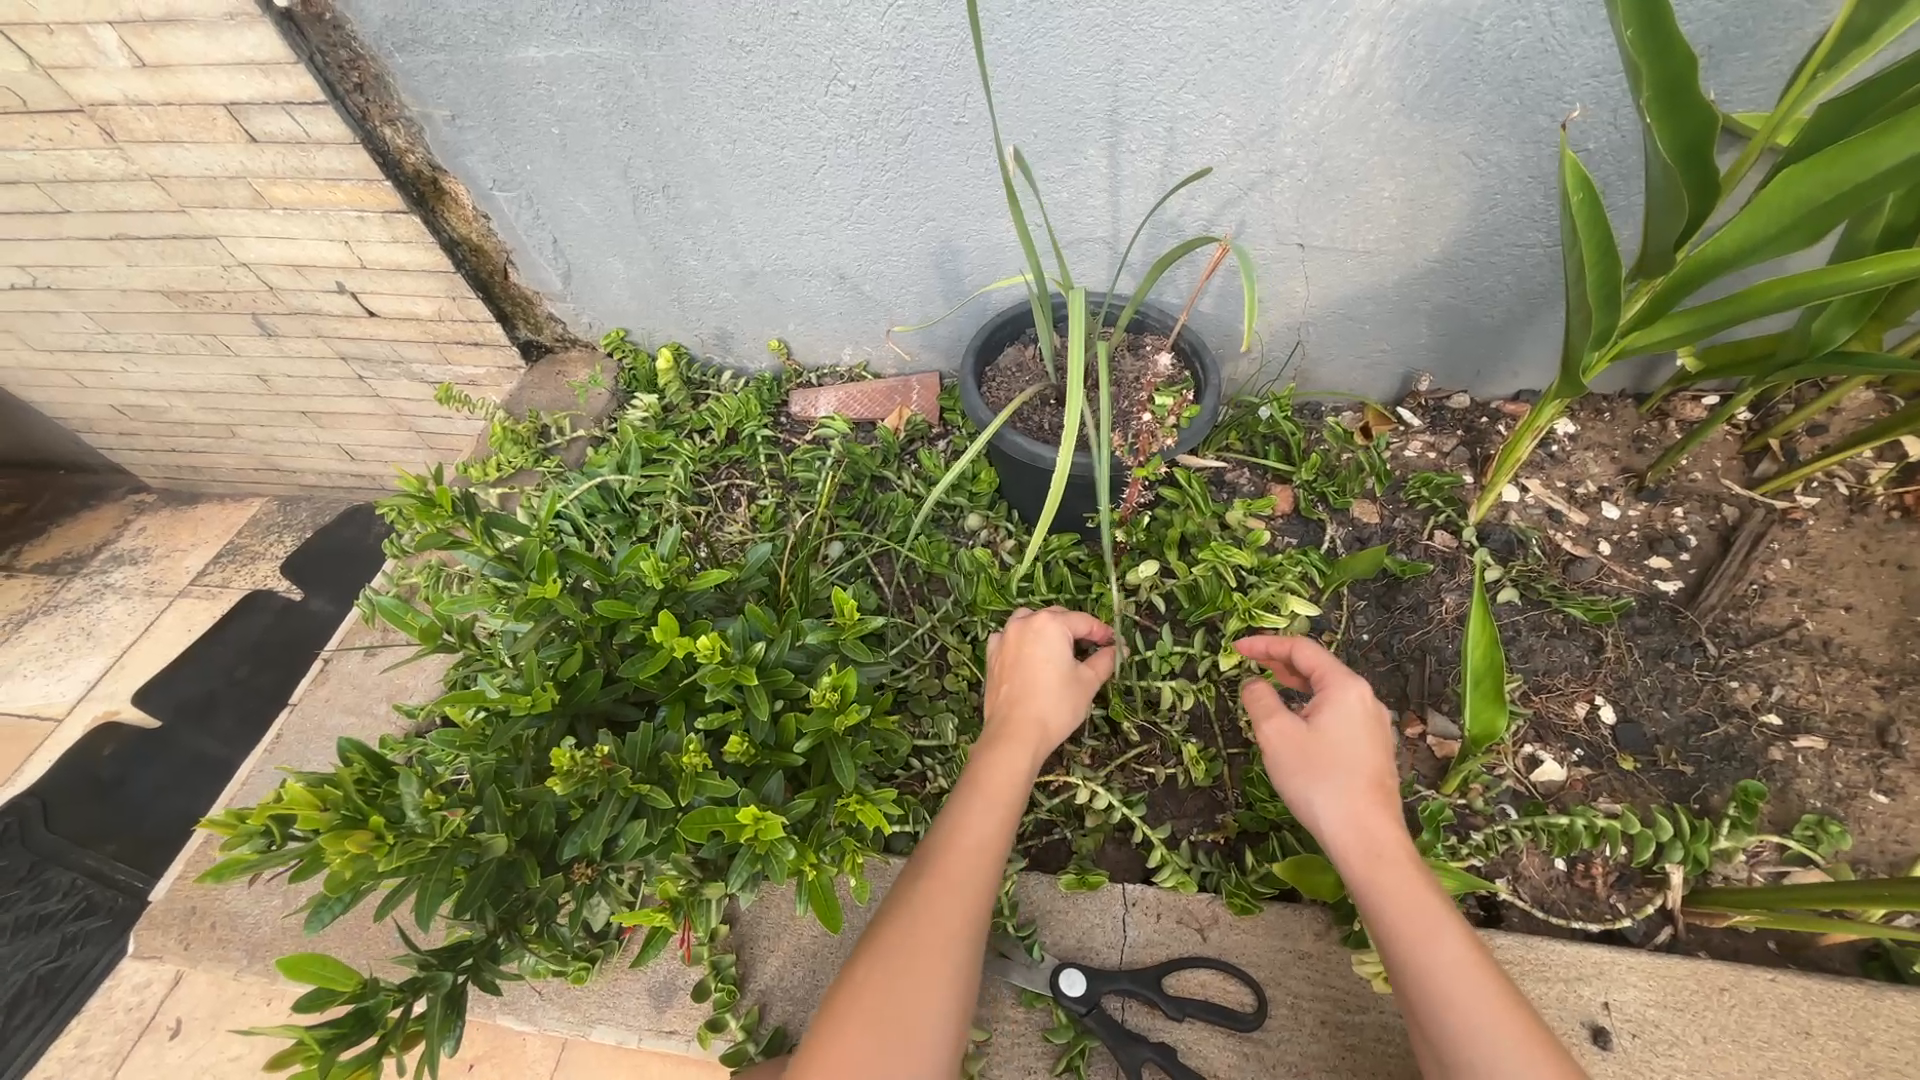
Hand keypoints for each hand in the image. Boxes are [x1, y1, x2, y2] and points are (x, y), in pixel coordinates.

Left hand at [980, 607, 1118, 773]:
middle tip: (1092, 647)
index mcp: (1050, 624)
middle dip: (1075, 629)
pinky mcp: (992, 654)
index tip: (1114, 643)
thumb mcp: (1087, 682)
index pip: (1083, 621)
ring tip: (1059, 647)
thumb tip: (1118, 650)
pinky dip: (1022, 639)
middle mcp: (1025, 623)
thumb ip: (1105, 660)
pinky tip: (1029, 654)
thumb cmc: (1056, 706)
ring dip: (1046, 628)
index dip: (1102, 632)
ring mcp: (1005, 637)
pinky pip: (1009, 637)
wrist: (1015, 733)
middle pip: (1056, 617)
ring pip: (1029, 621)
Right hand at [1235, 635, 1402, 854]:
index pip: (1301, 650)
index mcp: (1344, 686)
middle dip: (1281, 662)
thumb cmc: (1318, 780)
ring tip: (1270, 687)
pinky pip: (1339, 714)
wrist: (1365, 837)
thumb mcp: (1276, 734)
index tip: (1236, 647)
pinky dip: (1312, 707)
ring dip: (1297, 685)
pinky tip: (1298, 723)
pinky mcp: (1374, 749)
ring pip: (1329, 692)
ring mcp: (1374, 725)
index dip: (1265, 644)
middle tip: (1249, 662)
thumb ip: (1259, 699)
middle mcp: (1366, 699)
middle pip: (1319, 667)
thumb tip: (1253, 683)